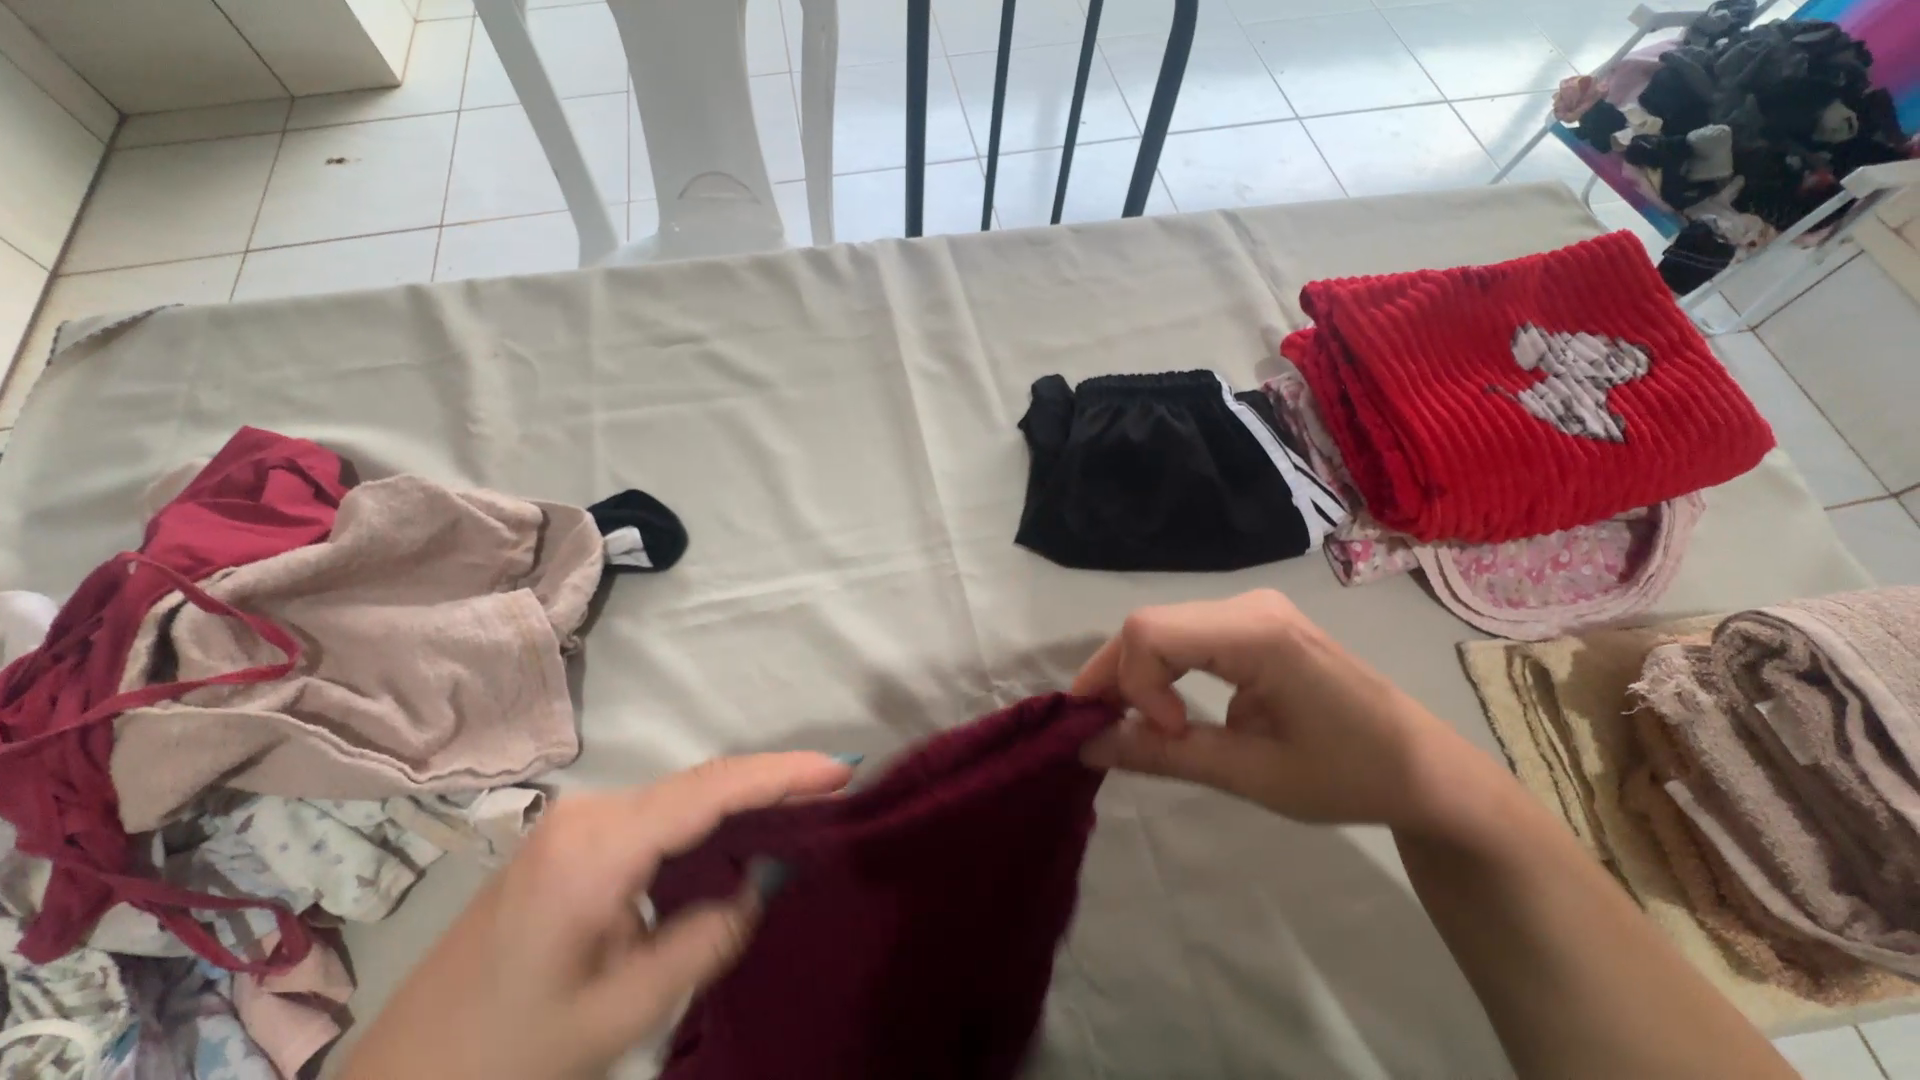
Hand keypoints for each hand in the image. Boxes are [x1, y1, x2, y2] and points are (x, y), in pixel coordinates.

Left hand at [340, 753, 853, 1079]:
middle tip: (836, 793)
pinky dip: (705, 822)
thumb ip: (707, 937)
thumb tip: (759, 882)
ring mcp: (570, 824)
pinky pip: (653, 817)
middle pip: (698, 783)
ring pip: (678, 798)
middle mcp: (584, 815)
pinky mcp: (567, 841)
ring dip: (740, 803)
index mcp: (596, 849)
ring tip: (803, 811)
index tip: (841, 770)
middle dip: (770, 783)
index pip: (709, 790)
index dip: (781, 773)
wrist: (408, 1076)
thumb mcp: (626, 1010)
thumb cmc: (514, 1052)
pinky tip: (737, 839)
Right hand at [1075, 590, 1486, 834]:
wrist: (1426, 770)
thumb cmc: (1350, 776)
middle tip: (1103, 733)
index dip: (1132, 685)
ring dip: (1136, 678)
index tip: (1162, 738)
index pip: (1150, 633)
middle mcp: (1251, 606)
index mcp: (1259, 633)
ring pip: (1161, 629)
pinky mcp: (1257, 626)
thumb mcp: (1253, 776)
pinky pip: (1186, 637)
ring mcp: (1255, 611)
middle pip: (1149, 626)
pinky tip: (1163, 713)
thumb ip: (1165, 755)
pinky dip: (1161, 673)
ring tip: (1131, 729)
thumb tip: (1086, 745)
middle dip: (1117, 679)